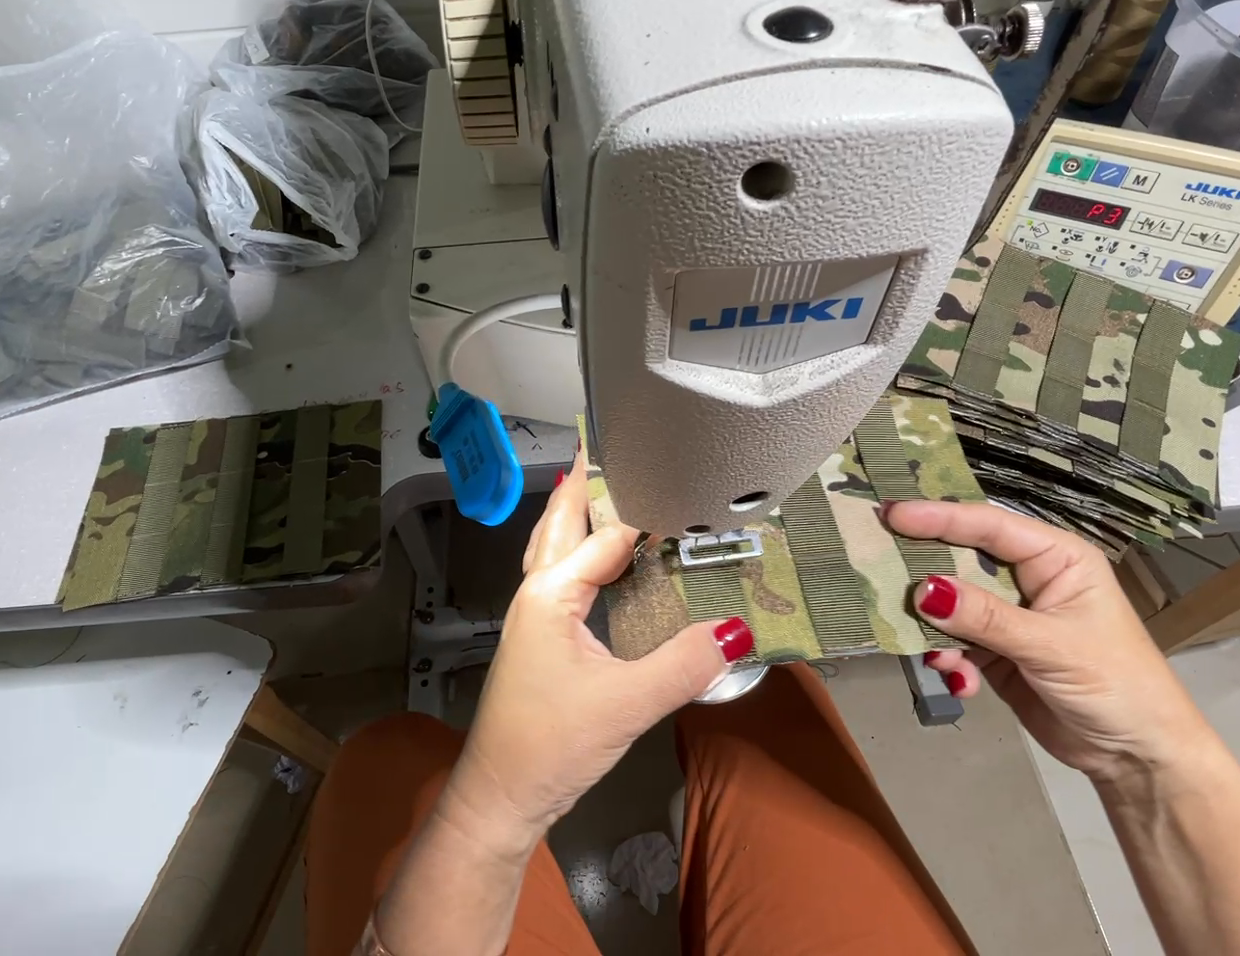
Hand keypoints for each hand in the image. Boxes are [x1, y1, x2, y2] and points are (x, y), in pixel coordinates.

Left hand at [443, 459, 751, 857]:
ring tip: (610, 487)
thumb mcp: (625, 704)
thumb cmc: (551, 744)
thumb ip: (683, 665)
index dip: (639, 504)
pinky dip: (581, 551)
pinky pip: (562, 574)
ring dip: (578, 514)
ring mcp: (534, 615)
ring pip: (555, 546)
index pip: (605, 536)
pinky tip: (604, 560)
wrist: (500, 795)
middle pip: (561, 522)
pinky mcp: (541, 637)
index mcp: (551, 594)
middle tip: (613, 445)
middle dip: (585, 483)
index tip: (671, 468)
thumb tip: (739, 630)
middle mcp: (537, 593)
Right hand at [881, 500, 1215, 785]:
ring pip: (948, 602)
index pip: (989, 526)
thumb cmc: (1118, 686)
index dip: (939, 518)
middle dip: (924, 572)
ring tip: (939, 656)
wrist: (1137, 759)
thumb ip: (985, 617)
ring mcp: (1006, 614)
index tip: (892, 516)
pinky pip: (950, 639)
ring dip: (934, 628)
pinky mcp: (992, 649)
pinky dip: (946, 658)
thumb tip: (922, 590)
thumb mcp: (1052, 646)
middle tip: (879, 570)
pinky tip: (960, 681)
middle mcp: (1026, 578)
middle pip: (959, 558)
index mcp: (1055, 558)